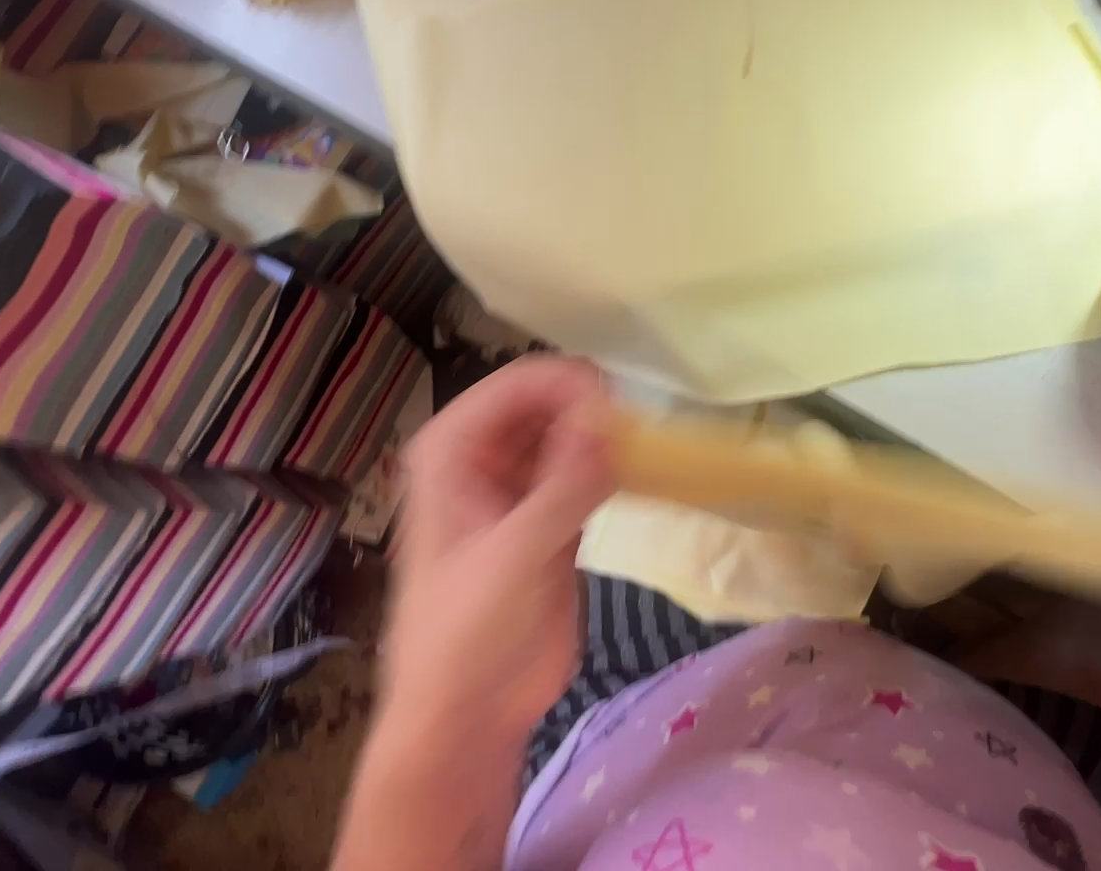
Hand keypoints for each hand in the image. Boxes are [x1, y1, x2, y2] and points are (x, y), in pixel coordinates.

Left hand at [378, 356, 615, 740]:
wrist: (469, 715)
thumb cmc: (468, 636)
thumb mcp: (514, 559)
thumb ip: (563, 488)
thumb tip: (610, 421)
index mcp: (453, 448)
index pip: (517, 385)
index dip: (569, 386)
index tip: (623, 412)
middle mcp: (484, 454)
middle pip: (548, 401)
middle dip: (593, 410)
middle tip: (641, 439)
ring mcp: (519, 483)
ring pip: (571, 432)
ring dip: (608, 437)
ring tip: (647, 454)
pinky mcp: (552, 513)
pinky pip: (586, 470)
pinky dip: (613, 468)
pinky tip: (643, 475)